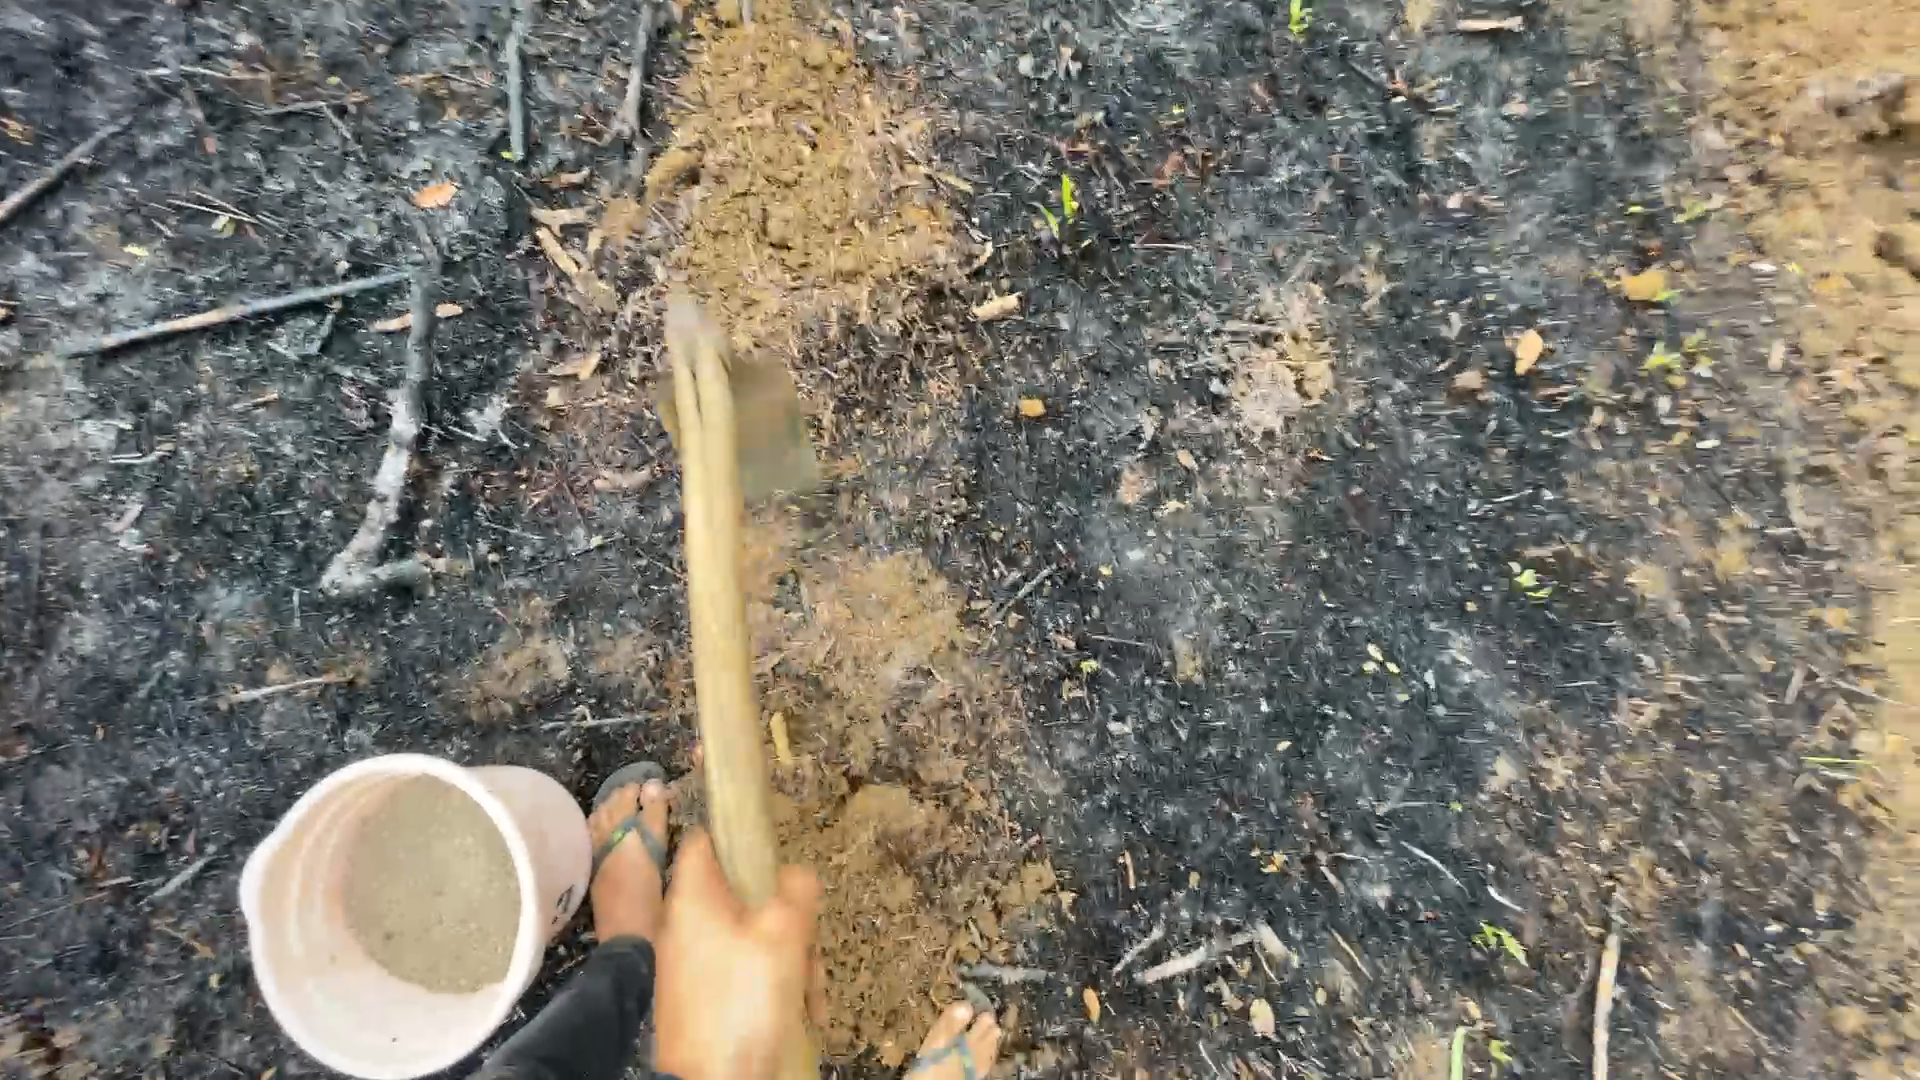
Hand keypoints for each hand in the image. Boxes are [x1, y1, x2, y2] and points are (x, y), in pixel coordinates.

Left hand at [653, 830, 819, 1079]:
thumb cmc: (744, 998)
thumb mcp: (785, 929)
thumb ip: (797, 887)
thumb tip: (795, 875)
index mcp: (694, 897)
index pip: (705, 839)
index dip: (738, 832)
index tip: (773, 845)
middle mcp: (687, 924)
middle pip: (743, 891)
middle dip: (787, 912)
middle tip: (808, 938)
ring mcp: (693, 962)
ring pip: (752, 932)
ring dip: (790, 953)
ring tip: (811, 988)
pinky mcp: (703, 995)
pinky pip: (745, 967)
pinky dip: (774, 980)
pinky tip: (802, 1008)